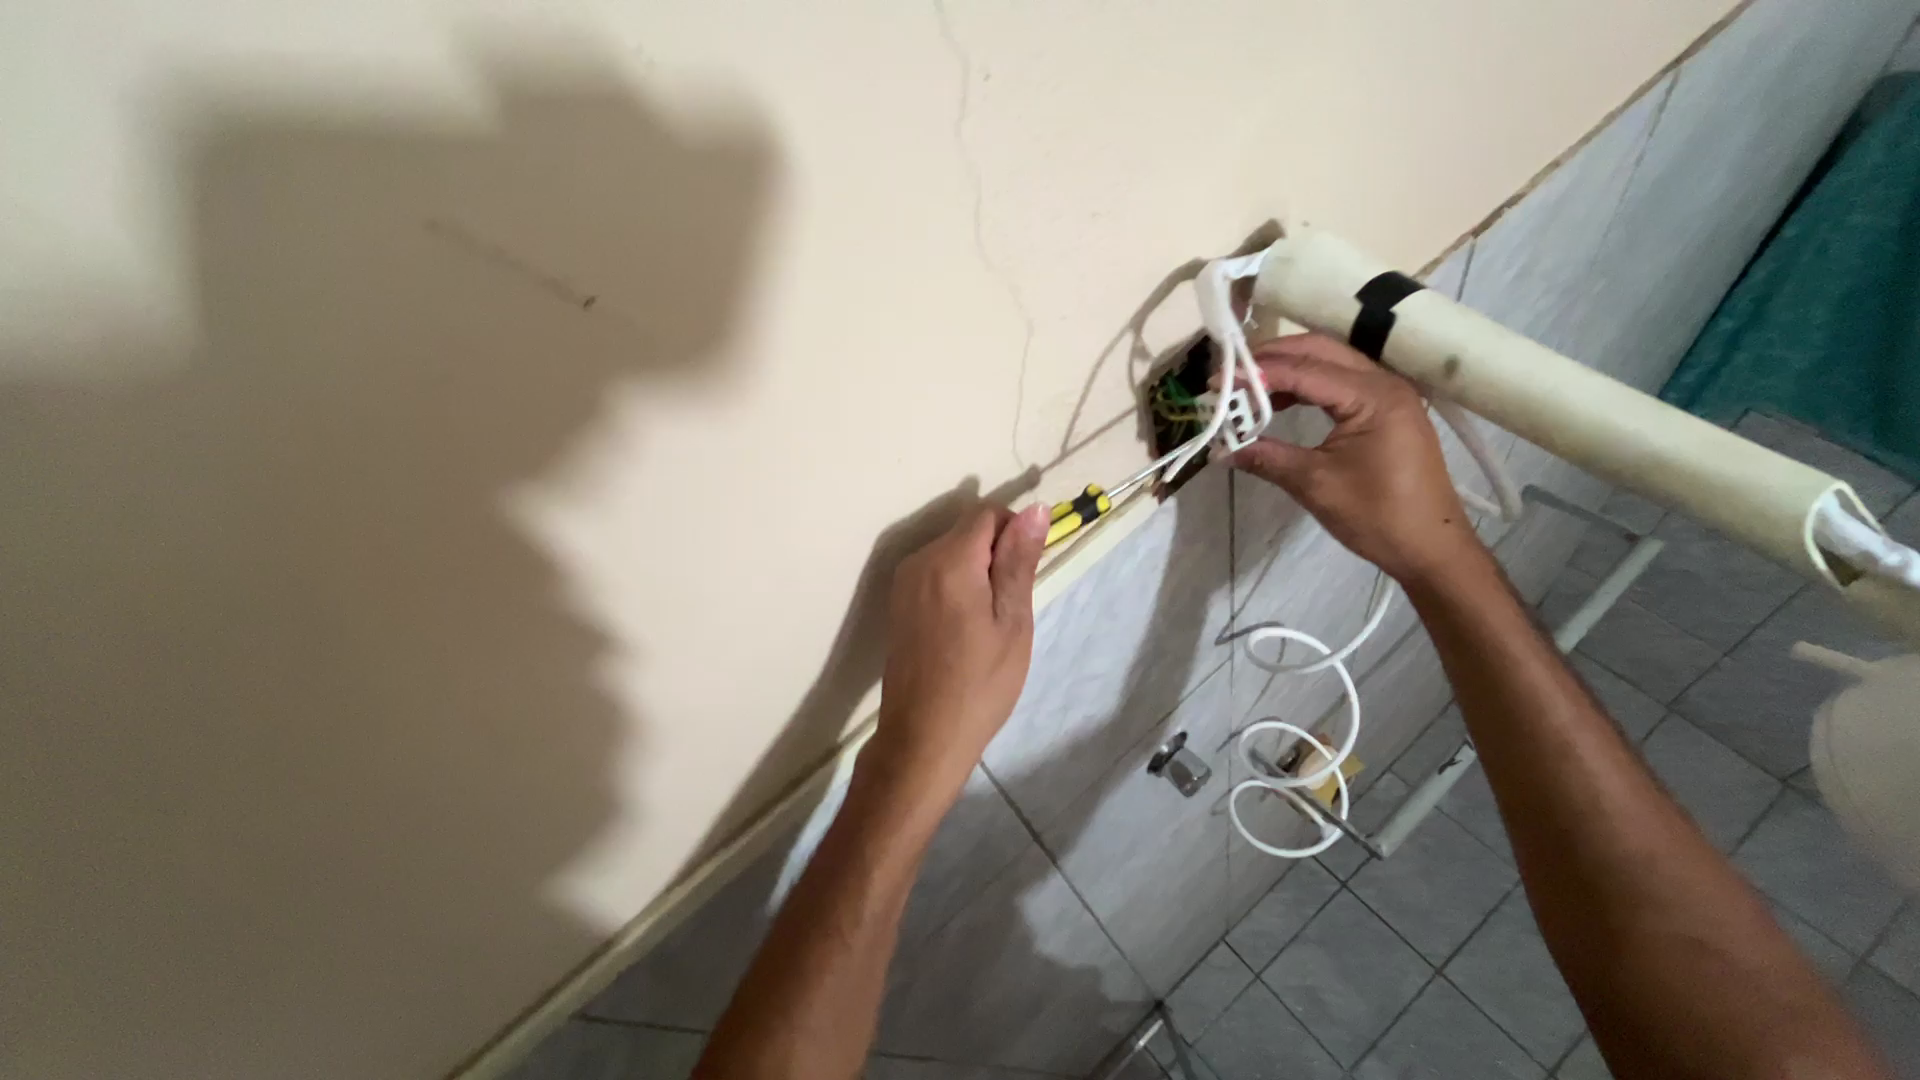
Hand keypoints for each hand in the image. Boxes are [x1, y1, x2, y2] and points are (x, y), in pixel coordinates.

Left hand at [870, 502, 1048, 793]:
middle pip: (966, 531)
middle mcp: (919, 562)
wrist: (924, 736)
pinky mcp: (898, 604)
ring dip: (976, 571)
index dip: (1014, 533)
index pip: (986, 514)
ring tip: (990, 622)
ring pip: (951, 552)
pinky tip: (966, 628)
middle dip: (995, 553)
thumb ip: (1019, 560)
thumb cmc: (980, 683)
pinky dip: (957, 586)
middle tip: (1011, 606)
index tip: (1026, 574)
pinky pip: (935, 574)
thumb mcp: (1012, 621)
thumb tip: (1035, 509)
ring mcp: (903, 583)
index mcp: (949, 561)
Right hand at [1229, 334, 1486, 584]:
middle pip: (1318, 351)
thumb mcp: (1315, 485)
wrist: (1430, 547)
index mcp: (1372, 396)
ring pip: (1328, 363)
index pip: (1304, 369)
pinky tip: (1277, 404)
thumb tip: (1221, 449)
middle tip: (1228, 376)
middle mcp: (1383, 383)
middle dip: (1270, 358)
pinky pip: (1338, 383)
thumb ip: (1267, 458)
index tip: (1216, 382)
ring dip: (1286, 370)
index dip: (1256, 373)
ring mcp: (1387, 395)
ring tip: (1246, 390)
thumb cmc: (1378, 516)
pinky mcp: (1384, 411)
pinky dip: (1304, 387)